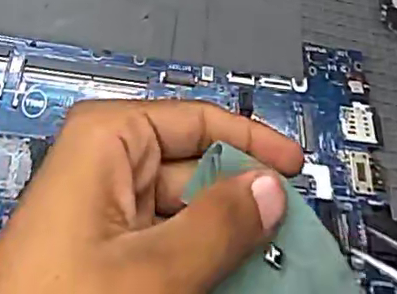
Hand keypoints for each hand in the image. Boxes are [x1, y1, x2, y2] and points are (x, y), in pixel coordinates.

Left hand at [0, 99, 303, 293]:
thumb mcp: (148, 270)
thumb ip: (215, 226)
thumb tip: (265, 190)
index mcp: (107, 137)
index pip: (197, 119)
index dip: (251, 141)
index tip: (291, 165)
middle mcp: (106, 162)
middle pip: (197, 169)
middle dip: (243, 203)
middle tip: (291, 231)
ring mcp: (105, 208)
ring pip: (187, 214)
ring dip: (227, 241)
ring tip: (271, 263)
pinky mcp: (104, 249)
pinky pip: (167, 244)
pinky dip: (200, 263)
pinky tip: (231, 280)